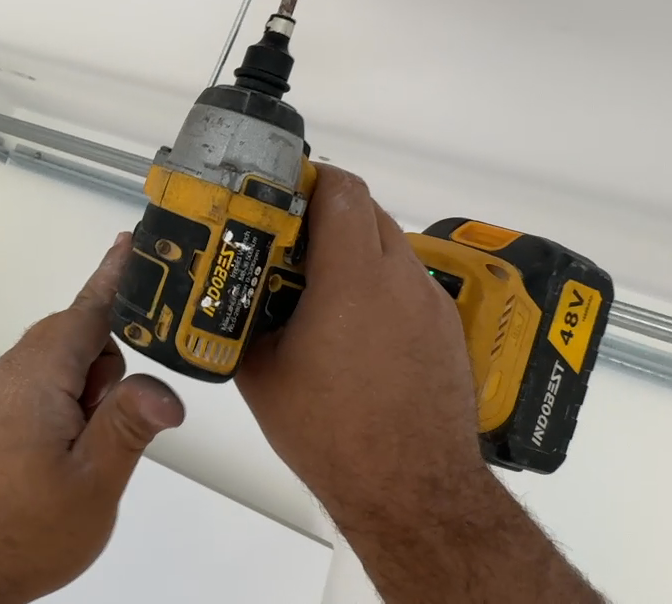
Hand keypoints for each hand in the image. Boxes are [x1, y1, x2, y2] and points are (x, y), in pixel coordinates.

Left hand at [0, 234, 185, 603]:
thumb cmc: (21, 528)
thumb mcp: (92, 483)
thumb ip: (128, 427)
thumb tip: (165, 389)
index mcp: (42, 373)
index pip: (90, 309)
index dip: (119, 278)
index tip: (135, 244)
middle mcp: (19, 368)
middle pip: (83, 335)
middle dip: (110, 370)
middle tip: (114, 426)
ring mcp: (7, 386)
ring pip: (68, 361)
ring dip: (92, 392)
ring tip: (88, 451)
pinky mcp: (3, 407)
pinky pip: (49, 380)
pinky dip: (72, 400)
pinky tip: (73, 447)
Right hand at [235, 164, 484, 527]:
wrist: (414, 493)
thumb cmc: (329, 429)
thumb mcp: (260, 368)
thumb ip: (243, 315)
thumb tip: (225, 290)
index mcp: (354, 279)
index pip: (341, 191)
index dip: (308, 176)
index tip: (275, 188)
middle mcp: (400, 280)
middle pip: (366, 208)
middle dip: (323, 209)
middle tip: (282, 233)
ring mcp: (430, 305)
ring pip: (389, 243)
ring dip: (350, 243)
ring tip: (312, 278)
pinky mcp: (446, 330)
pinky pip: (406, 280)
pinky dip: (375, 279)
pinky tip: (349, 320)